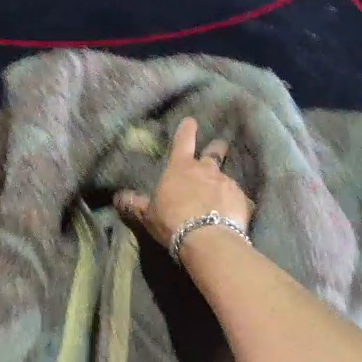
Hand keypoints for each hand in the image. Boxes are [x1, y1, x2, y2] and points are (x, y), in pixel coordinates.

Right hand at [114, 117, 252, 247]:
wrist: (207, 239)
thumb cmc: (172, 222)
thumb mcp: (148, 215)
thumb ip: (135, 204)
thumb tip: (118, 197)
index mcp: (180, 167)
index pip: (183, 140)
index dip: (187, 130)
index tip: (191, 122)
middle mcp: (206, 169)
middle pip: (214, 152)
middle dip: (216, 148)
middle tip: (219, 148)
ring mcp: (227, 183)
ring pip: (225, 177)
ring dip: (222, 184)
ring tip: (220, 198)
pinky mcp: (243, 200)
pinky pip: (238, 199)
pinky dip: (234, 203)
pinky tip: (232, 215)